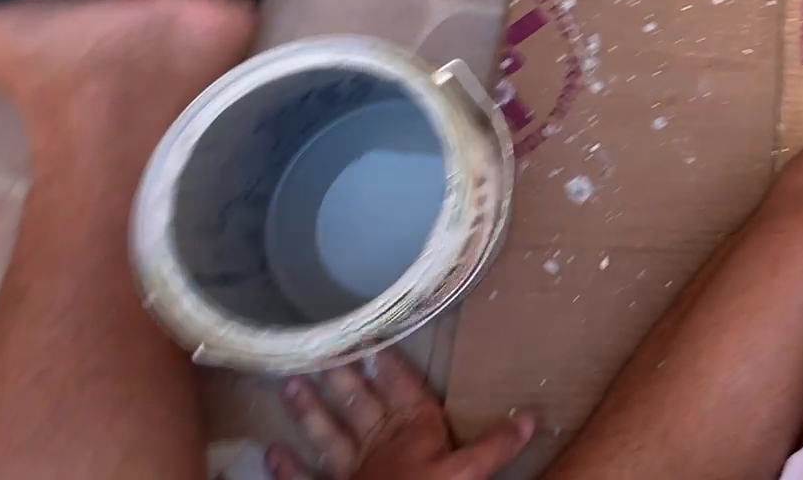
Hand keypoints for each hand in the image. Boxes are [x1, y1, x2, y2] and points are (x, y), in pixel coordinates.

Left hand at [268, 350, 534, 479]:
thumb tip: (532, 416)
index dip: (390, 363)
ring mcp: (352, 472)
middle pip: (360, 404)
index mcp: (414, 430)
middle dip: (343, 376)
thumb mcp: (466, 474)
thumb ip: (493, 445)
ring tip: (289, 383)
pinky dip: (287, 467)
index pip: (402, 388)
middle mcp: (380, 444)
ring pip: (330, 434)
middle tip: (320, 347)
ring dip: (311, 410)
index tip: (374, 336)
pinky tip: (269, 451)